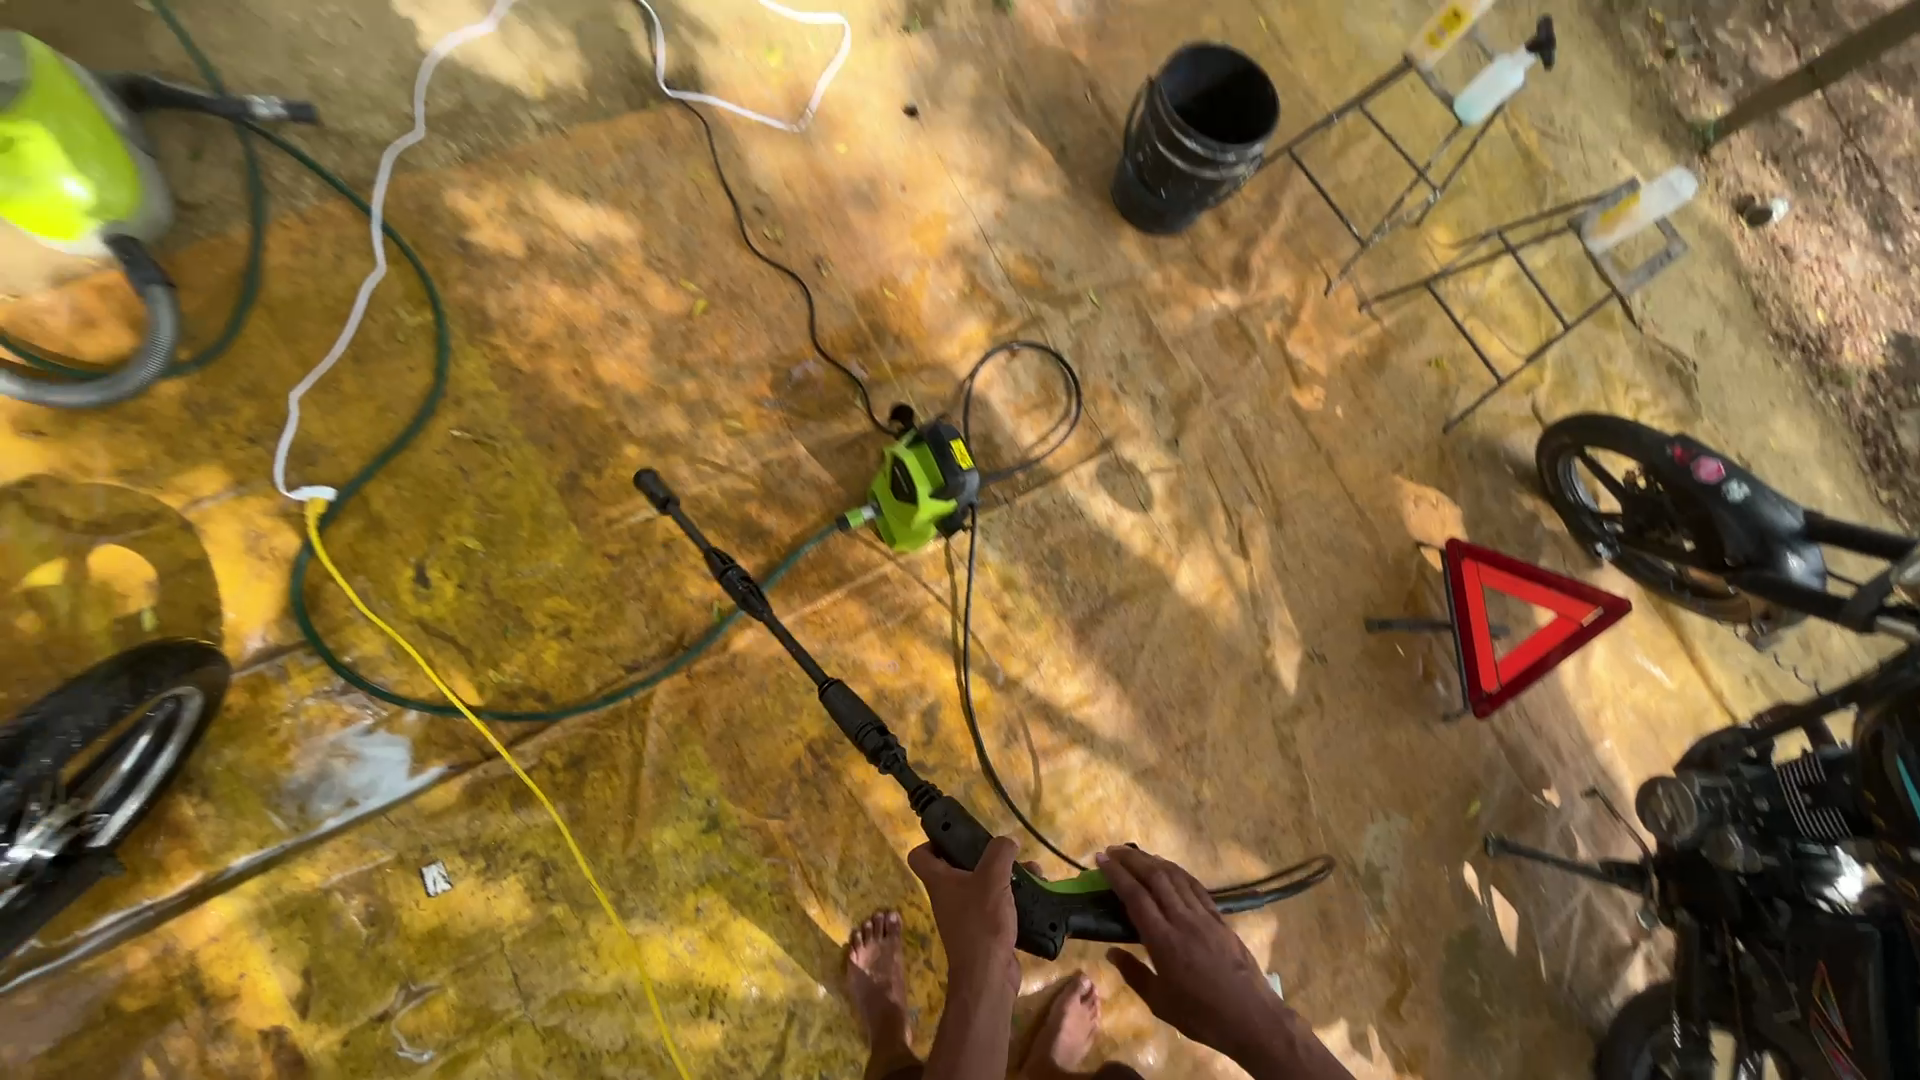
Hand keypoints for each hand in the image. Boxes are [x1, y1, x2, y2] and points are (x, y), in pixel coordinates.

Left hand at [908, 836, 1019, 990]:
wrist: (988, 976)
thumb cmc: (982, 921)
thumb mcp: (993, 878)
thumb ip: (1000, 852)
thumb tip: (1009, 840)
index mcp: (939, 881)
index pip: (920, 855)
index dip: (932, 841)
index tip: (956, 835)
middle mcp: (947, 896)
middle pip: (958, 867)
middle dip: (985, 857)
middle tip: (1005, 852)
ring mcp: (964, 916)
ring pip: (982, 886)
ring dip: (1005, 877)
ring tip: (1032, 872)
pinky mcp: (982, 931)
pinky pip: (995, 906)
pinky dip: (1012, 898)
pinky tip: (1034, 894)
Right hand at [1097, 846, 1290, 1063]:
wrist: (1253, 1020)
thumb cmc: (1202, 1016)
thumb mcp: (1160, 1003)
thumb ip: (1133, 974)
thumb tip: (1110, 952)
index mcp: (1163, 941)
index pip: (1135, 896)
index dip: (1116, 874)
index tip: (1101, 859)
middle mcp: (1182, 921)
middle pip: (1155, 878)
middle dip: (1131, 859)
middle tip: (1113, 850)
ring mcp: (1204, 917)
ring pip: (1176, 877)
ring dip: (1153, 861)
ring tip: (1137, 854)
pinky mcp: (1220, 919)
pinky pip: (1196, 887)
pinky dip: (1179, 873)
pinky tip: (1170, 869)